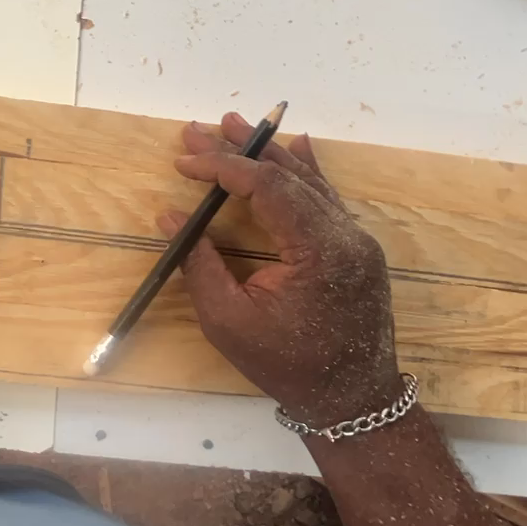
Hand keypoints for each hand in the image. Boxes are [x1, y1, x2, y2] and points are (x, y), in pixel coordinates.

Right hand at [159, 114, 400, 429]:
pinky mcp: (354, 248)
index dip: (223, 167)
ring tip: (234, 125)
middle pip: (288, 175)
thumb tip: (171, 215)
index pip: (269, 187)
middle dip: (239, 150)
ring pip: (309, 180)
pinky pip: (326, 197)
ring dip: (267, 152)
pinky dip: (304, 169)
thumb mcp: (227, 321)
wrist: (351, 399)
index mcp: (319, 252)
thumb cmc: (285, 365)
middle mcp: (345, 236)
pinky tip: (296, 143)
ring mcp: (355, 240)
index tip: (184, 161)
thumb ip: (199, 263)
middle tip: (197, 129)